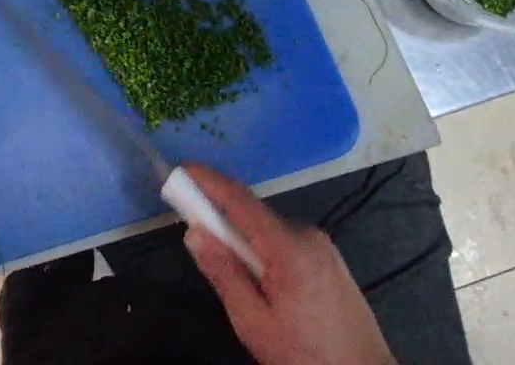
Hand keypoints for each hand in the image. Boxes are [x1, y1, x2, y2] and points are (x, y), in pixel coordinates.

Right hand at [182, 166, 395, 364]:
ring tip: (242, 285)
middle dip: (225, 221)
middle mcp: (308, 235)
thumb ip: (224, 275)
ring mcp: (323, 246)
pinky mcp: (331, 259)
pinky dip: (266, 250)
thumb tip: (193, 233)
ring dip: (247, 242)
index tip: (183, 169)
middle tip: (202, 243)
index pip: (241, 201)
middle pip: (254, 215)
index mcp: (289, 248)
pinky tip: (267, 287)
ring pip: (270, 230)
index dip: (209, 182)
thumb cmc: (307, 357)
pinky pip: (287, 242)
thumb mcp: (255, 324)